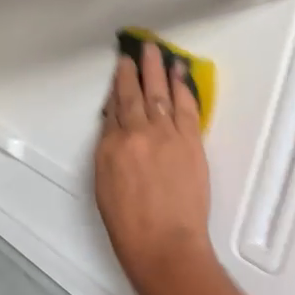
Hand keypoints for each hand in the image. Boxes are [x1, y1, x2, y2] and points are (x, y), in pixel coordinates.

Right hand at [95, 42, 216, 294]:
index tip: (118, 74)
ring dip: (157, 69)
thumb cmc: (130, 227)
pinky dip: (181, 86)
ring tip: (156, 51)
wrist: (164, 243)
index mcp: (109, 148)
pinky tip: (180, 73)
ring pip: (159, 93)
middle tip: (136, 50)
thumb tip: (117, 131)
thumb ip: (110, 154)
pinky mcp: (190, 141)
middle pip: (133, 95)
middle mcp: (135, 134)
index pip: (112, 110)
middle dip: (134, 70)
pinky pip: (184, 105)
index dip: (116, 90)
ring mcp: (164, 135)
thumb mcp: (105, 188)